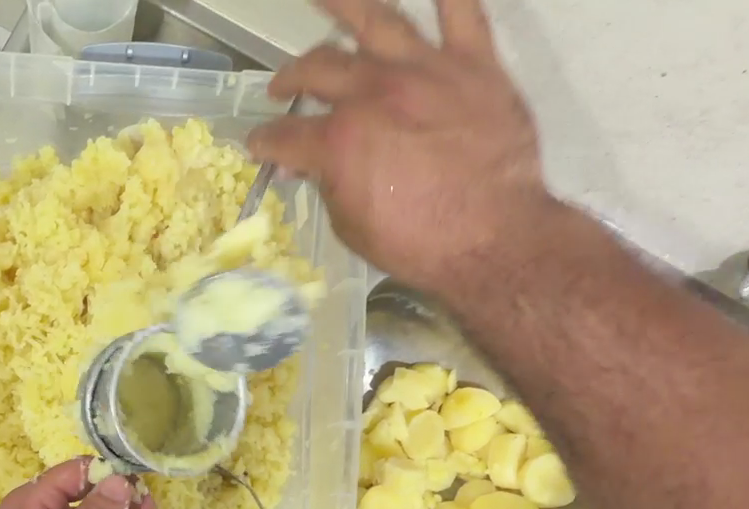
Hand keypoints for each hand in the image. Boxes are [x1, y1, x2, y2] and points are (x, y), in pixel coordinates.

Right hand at [248, 0, 558, 291]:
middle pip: (319, 69)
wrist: (490, 237)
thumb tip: (310, 166)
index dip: (265, 142)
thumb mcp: (350, 224)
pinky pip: (461, 9)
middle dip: (290, 78)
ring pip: (376, 19)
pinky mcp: (474, 62)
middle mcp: (373, 94)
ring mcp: (425, 71)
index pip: (285, 135)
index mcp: (338, 142)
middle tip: (281, 86)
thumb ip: (328, 184)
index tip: (258, 146)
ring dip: (343, 3)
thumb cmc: (414, 244)